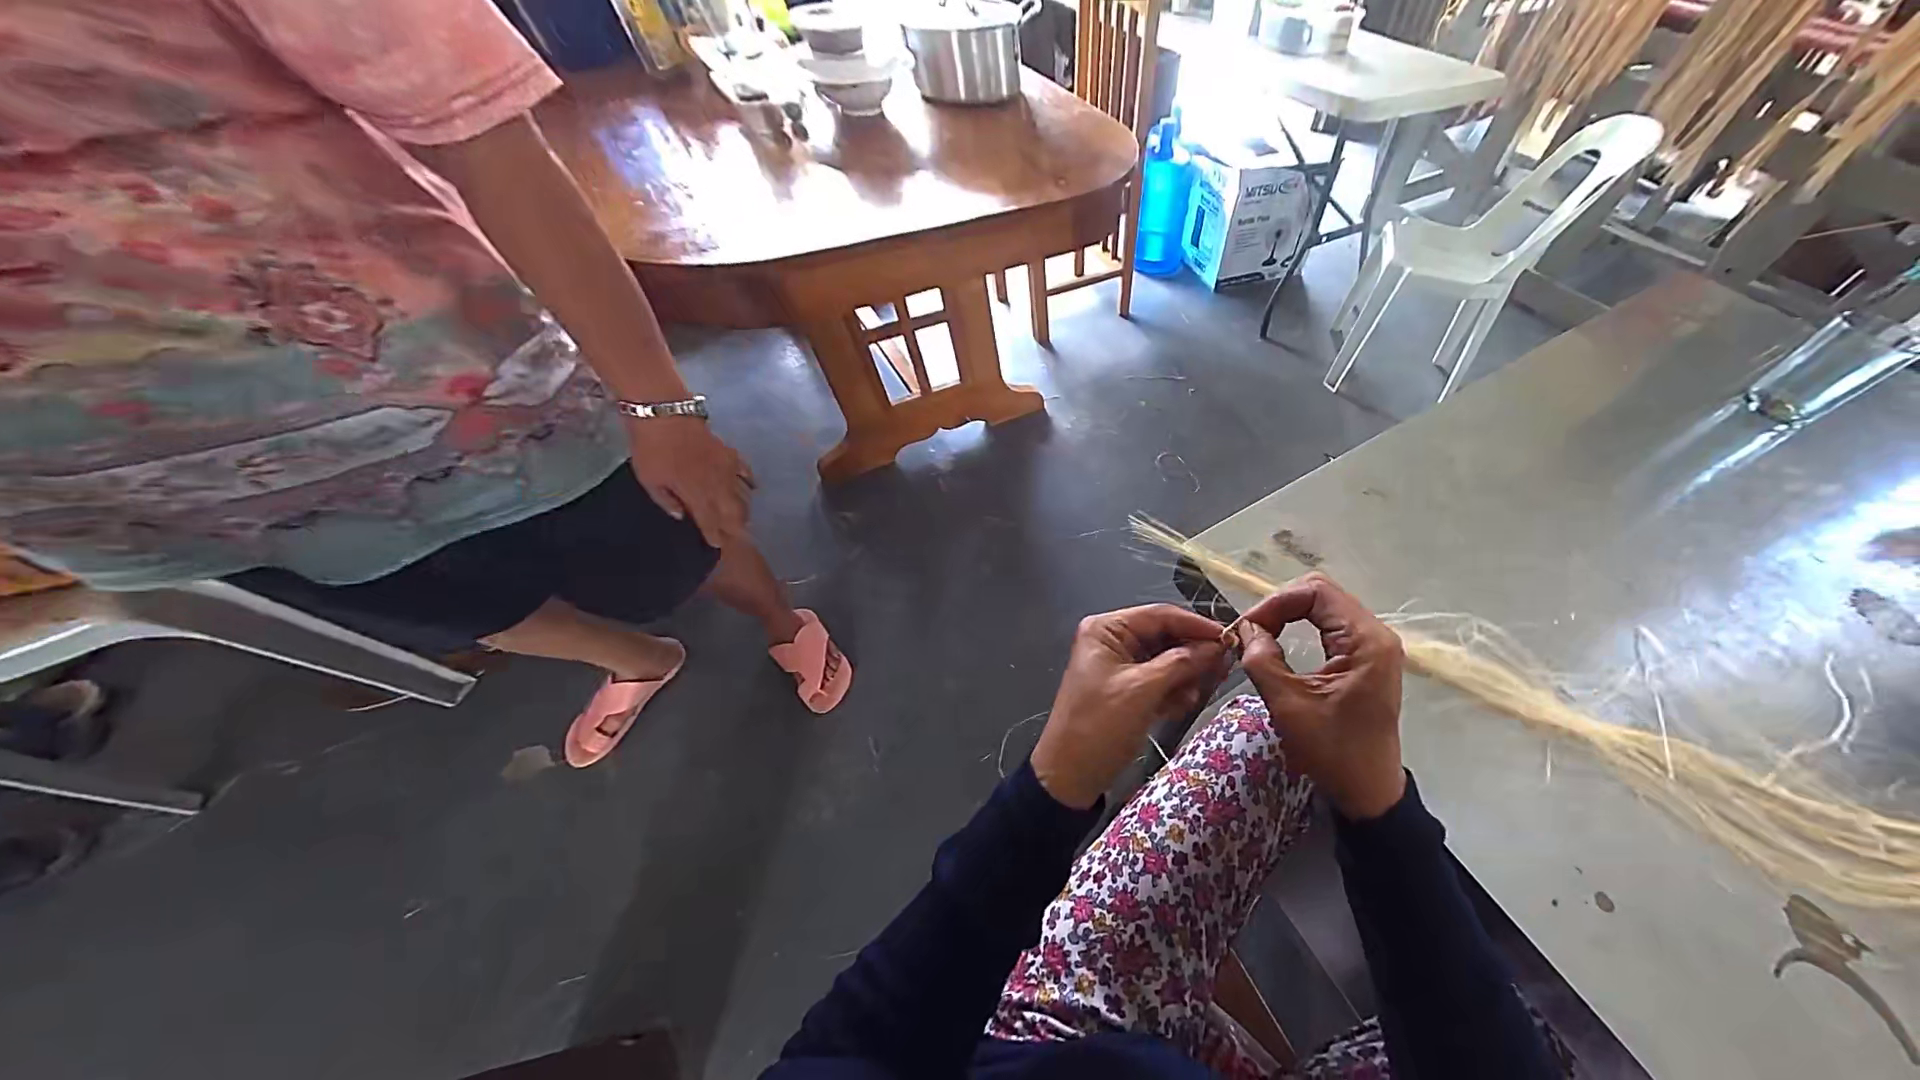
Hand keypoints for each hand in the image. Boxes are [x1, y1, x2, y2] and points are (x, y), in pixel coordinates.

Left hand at [625, 417, 754, 548]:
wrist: (664, 414)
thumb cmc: (651, 450)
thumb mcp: (649, 480)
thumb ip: (666, 501)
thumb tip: (681, 516)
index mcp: (696, 494)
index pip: (710, 521)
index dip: (715, 535)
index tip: (718, 545)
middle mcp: (716, 486)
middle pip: (732, 512)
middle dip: (735, 527)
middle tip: (738, 538)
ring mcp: (726, 469)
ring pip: (742, 495)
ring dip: (744, 509)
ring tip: (745, 520)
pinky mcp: (729, 454)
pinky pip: (745, 471)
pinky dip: (750, 482)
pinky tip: (752, 488)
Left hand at [1030, 604, 1231, 808]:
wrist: (1071, 773)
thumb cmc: (1098, 726)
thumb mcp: (1142, 690)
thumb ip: (1181, 663)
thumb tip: (1217, 646)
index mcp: (1106, 629)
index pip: (1159, 615)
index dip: (1196, 624)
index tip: (1231, 638)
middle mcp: (1113, 640)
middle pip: (1166, 636)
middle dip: (1192, 655)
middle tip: (1221, 670)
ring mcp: (1121, 665)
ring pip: (1168, 660)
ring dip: (1185, 676)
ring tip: (1192, 695)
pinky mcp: (1129, 689)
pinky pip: (1162, 680)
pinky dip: (1174, 692)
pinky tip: (1178, 707)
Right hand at [1238, 573, 1406, 819]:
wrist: (1367, 789)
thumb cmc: (1331, 749)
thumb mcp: (1287, 703)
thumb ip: (1261, 658)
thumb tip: (1245, 630)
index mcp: (1365, 641)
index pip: (1314, 593)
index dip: (1274, 603)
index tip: (1245, 629)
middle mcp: (1375, 634)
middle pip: (1319, 593)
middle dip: (1278, 606)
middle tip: (1249, 632)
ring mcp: (1372, 645)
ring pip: (1322, 606)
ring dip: (1287, 615)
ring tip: (1258, 637)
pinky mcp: (1364, 656)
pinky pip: (1327, 624)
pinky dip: (1298, 626)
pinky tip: (1278, 642)